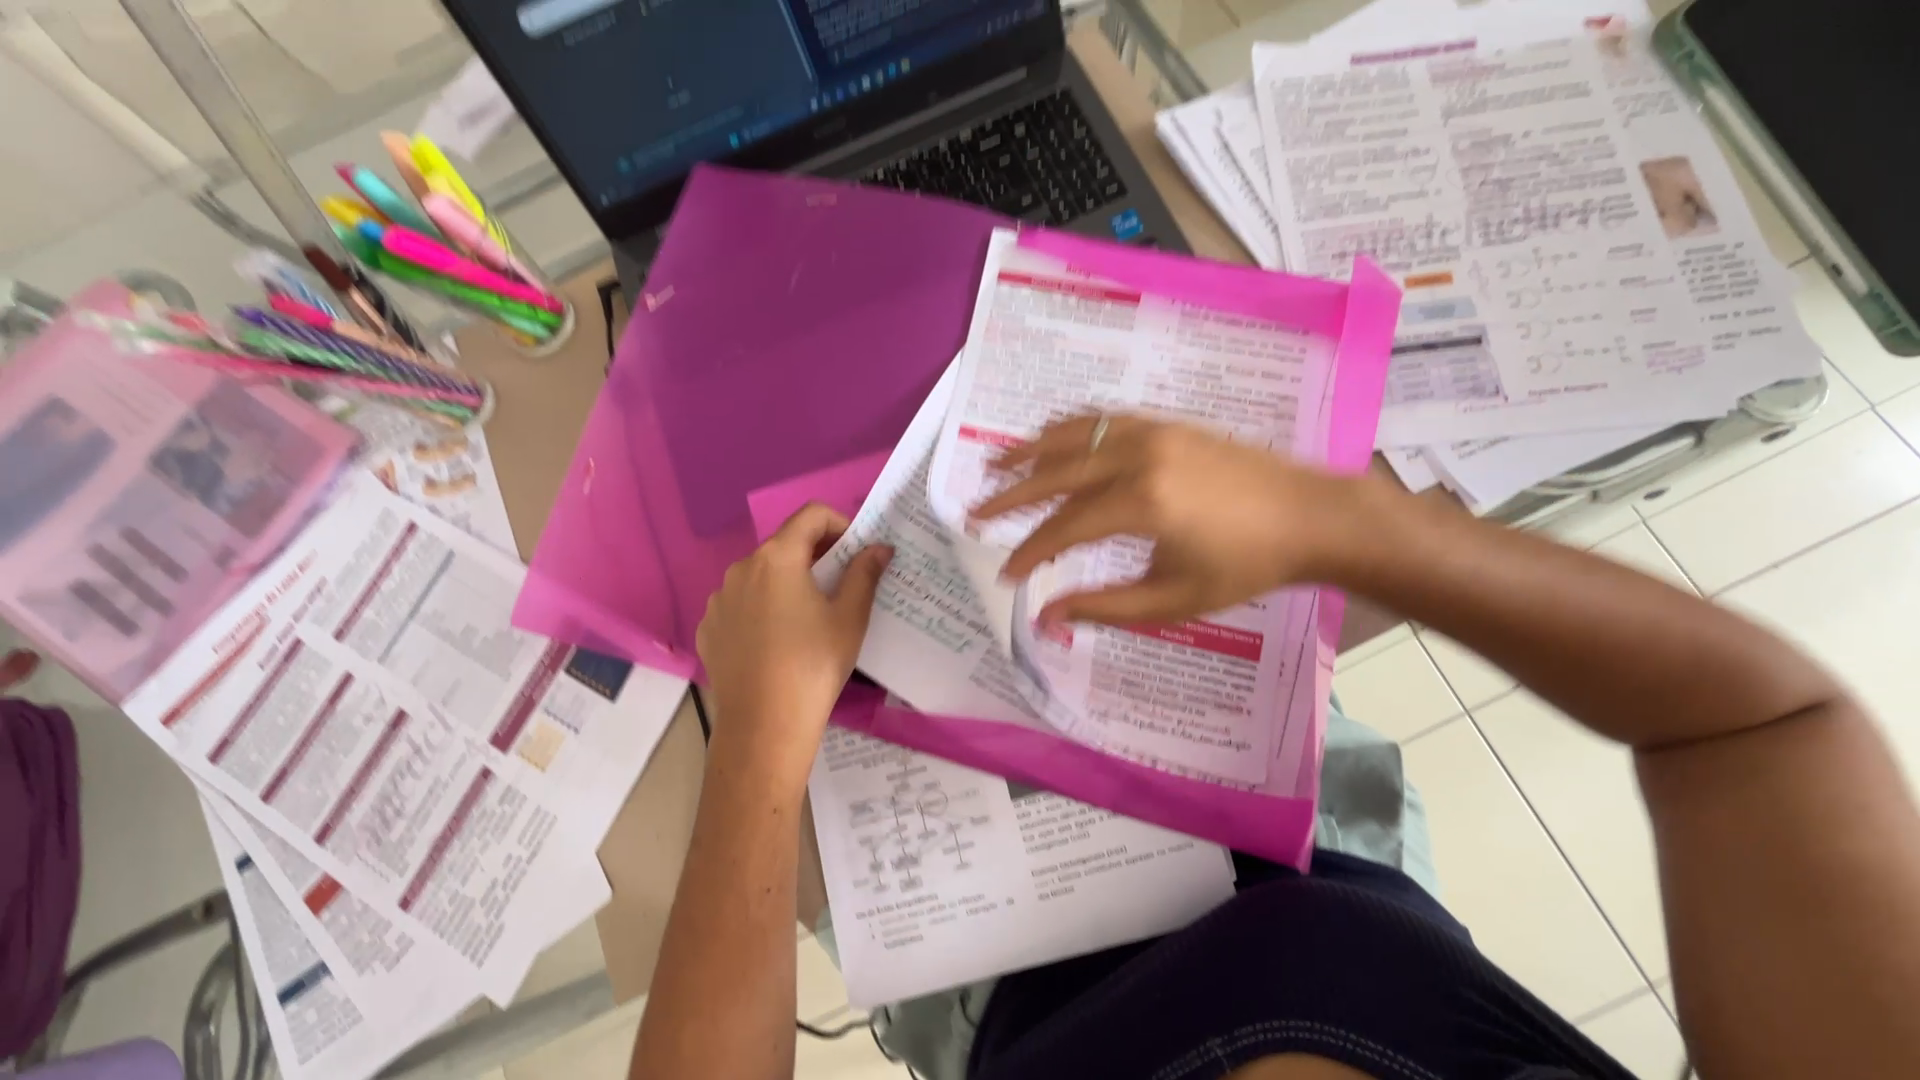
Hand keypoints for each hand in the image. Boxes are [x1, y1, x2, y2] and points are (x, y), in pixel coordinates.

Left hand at [695, 504, 892, 768]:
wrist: (764, 725)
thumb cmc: (814, 665)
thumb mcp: (850, 618)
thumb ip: (864, 574)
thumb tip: (878, 547)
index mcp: (778, 558)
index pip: (811, 516)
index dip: (839, 525)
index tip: (855, 552)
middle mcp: (741, 568)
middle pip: (783, 546)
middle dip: (814, 557)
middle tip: (839, 588)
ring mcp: (719, 599)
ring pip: (759, 577)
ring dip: (785, 584)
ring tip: (805, 622)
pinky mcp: (709, 629)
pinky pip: (739, 606)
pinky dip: (760, 611)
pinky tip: (775, 644)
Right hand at [969, 414, 1374, 625]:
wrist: (1310, 516)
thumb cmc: (1245, 567)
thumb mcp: (1173, 599)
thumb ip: (1103, 607)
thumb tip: (1045, 618)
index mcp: (1140, 503)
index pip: (1063, 527)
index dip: (1029, 552)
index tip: (1005, 573)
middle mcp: (1137, 456)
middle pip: (1055, 472)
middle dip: (1010, 495)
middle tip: (973, 512)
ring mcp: (1153, 432)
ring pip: (1074, 435)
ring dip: (1030, 451)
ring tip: (994, 464)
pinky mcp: (1166, 423)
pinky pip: (1102, 419)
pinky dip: (1068, 429)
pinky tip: (1051, 439)